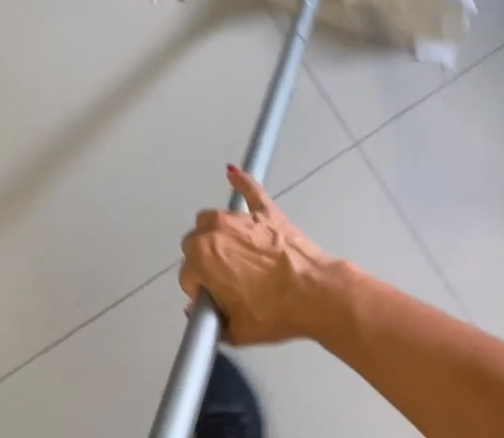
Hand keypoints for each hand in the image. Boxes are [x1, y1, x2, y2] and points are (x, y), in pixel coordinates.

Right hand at [179, 165, 336, 345]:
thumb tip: (202, 310)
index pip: (188, 275)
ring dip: (216, 233)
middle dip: (204, 260)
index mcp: (203, 258)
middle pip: (195, 243)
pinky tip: (232, 172)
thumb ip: (212, 321)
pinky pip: (249, 189)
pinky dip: (241, 180)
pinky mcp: (265, 210)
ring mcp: (241, 218)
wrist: (315, 294)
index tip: (215, 300)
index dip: (200, 290)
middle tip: (225, 280)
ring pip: (213, 219)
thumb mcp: (237, 332)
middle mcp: (215, 231)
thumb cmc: (274, 313)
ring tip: (233, 253)